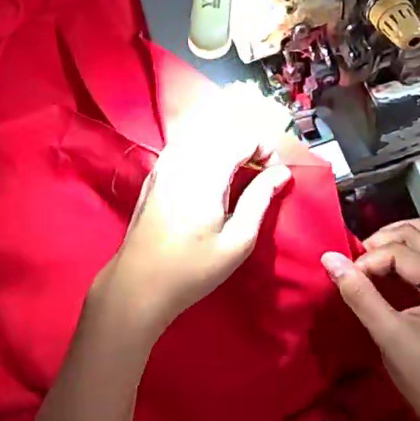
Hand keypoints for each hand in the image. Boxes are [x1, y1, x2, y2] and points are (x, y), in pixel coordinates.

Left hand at [93, 86, 293, 336]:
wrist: (138, 284)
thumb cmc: (192, 269)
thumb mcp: (237, 241)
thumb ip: (260, 199)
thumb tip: (281, 172)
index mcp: (205, 173)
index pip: (244, 139)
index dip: (267, 152)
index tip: (276, 177)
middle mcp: (182, 160)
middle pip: (224, 135)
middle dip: (248, 150)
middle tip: (261, 179)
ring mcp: (164, 164)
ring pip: (204, 139)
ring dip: (227, 151)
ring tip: (238, 181)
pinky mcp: (155, 174)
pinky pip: (186, 149)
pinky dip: (206, 156)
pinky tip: (211, 183)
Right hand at [322, 219, 419, 420]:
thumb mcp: (389, 338)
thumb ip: (360, 295)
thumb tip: (329, 259)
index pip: (402, 252)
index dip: (368, 260)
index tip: (347, 281)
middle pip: (417, 232)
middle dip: (381, 243)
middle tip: (357, 267)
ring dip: (395, 243)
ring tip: (370, 264)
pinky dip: (408, 254)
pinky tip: (389, 272)